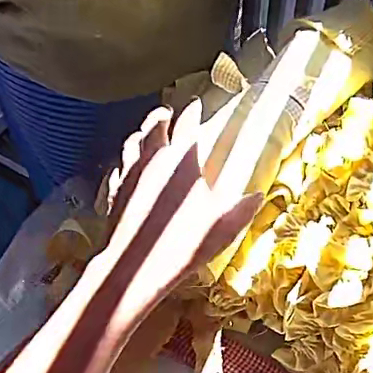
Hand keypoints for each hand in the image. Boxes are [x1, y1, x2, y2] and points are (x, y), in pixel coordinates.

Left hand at [95, 101, 260, 317]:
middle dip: (162, 115)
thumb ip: (243, 207)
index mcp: (181, 159)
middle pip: (154, 126)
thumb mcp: (225, 225)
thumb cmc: (185, 242)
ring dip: (140, 134)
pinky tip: (126, 169)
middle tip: (168, 112)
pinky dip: (124, 163)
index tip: (196, 105)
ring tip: (146, 134)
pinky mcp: (114, 194)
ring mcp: (129, 176)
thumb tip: (258, 195)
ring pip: (131, 143)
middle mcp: (152, 160)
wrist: (138, 266)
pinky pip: (117, 170)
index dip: (192, 112)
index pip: (187, 123)